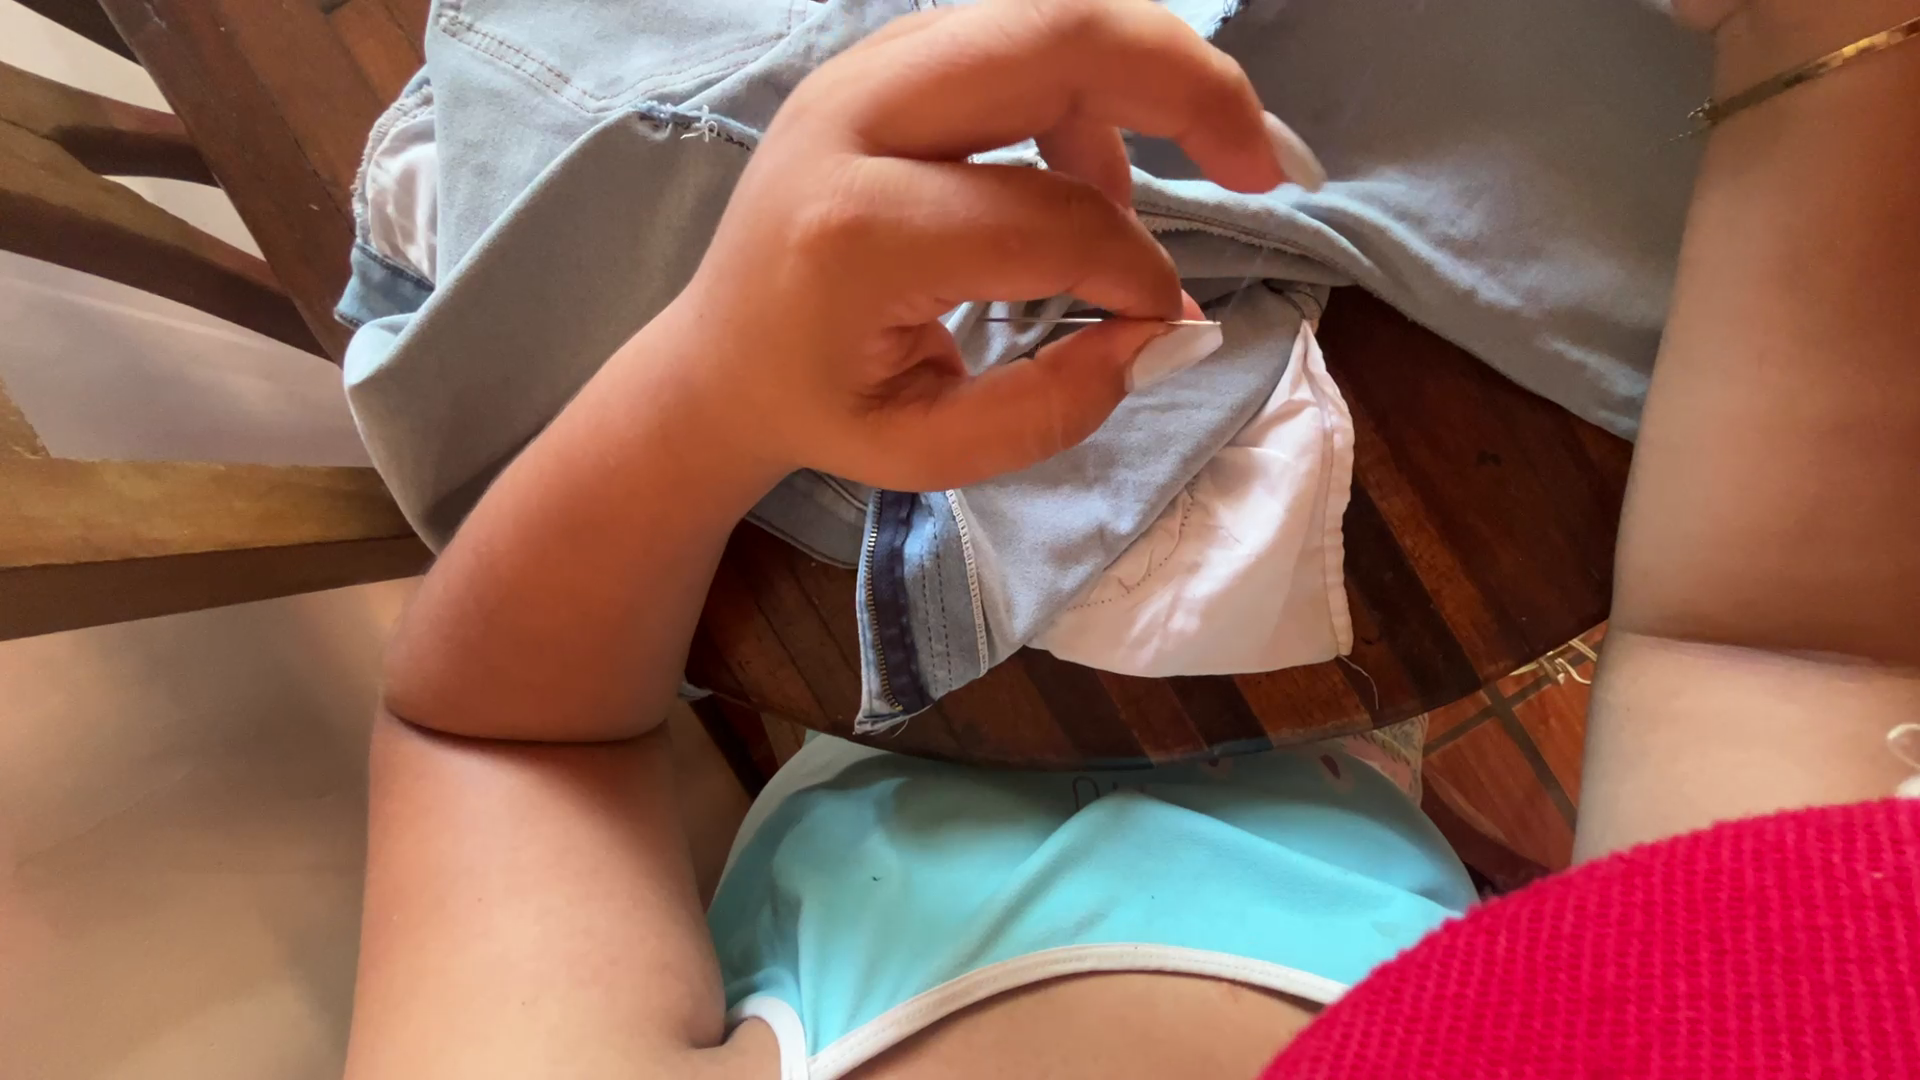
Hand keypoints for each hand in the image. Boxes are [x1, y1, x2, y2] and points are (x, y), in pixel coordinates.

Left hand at [653, 0, 1317, 491]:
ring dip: (1138, 90)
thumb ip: (1052, 408)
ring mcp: (861, 75)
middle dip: (1193, 89)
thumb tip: (1161, 334)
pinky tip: (1090, 173)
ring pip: (1046, 19)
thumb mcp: (931, 451)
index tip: (1159, 325)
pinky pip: (1014, 42)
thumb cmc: (820, 412)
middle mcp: (854, 118)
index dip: (1134, 273)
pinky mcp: (878, 70)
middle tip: (1265, 166)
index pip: (1050, 221)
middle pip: (1061, 37)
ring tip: (1163, 192)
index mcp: (859, 232)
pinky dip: (1082, 92)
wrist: (721, 359)